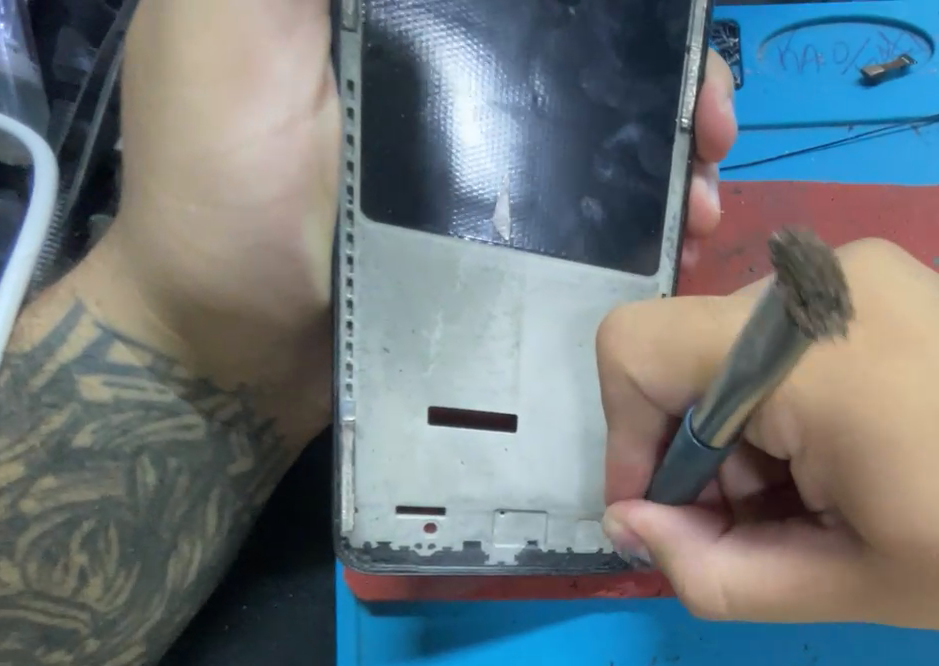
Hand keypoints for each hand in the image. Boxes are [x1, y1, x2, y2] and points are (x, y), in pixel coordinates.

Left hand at [82, 0, 736, 444]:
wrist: (244, 357)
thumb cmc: (225, 198)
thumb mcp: (233, 32)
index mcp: (416, 31)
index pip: (547, 17)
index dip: (622, 26)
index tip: (673, 50)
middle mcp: (469, 97)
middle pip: (596, 79)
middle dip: (668, 96)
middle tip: (712, 133)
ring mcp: (500, 185)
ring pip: (612, 157)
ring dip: (674, 169)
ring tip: (704, 206)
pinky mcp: (518, 254)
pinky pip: (601, 233)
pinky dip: (649, 234)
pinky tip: (681, 246)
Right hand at [597, 239, 938, 629]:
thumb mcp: (844, 584)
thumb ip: (715, 569)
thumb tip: (637, 526)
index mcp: (803, 347)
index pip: (635, 352)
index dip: (629, 446)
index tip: (673, 523)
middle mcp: (829, 281)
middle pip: (697, 361)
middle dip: (708, 460)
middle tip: (775, 538)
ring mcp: (876, 275)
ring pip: (752, 356)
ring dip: (760, 443)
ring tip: (835, 513)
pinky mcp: (911, 290)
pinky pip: (809, 342)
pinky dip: (804, 412)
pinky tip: (864, 471)